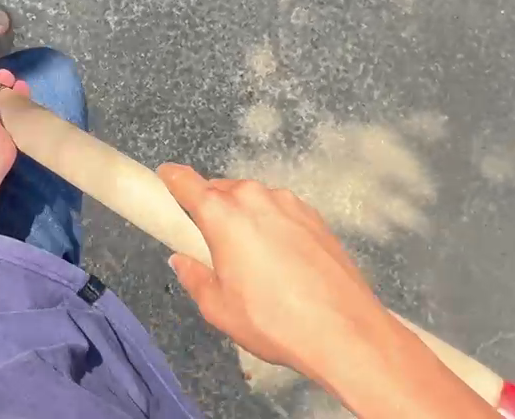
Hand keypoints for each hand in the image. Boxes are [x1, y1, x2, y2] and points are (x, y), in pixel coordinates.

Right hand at [157, 165, 402, 388]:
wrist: (350, 336)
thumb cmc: (276, 322)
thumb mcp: (218, 309)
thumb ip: (193, 278)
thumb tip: (182, 261)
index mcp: (220, 213)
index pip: (183, 179)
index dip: (169, 178)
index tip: (164, 182)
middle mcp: (252, 197)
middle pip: (220, 189)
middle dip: (212, 208)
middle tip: (216, 244)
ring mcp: (287, 203)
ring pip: (252, 200)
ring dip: (245, 216)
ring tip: (256, 258)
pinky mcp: (315, 217)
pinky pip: (281, 211)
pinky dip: (275, 225)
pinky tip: (286, 261)